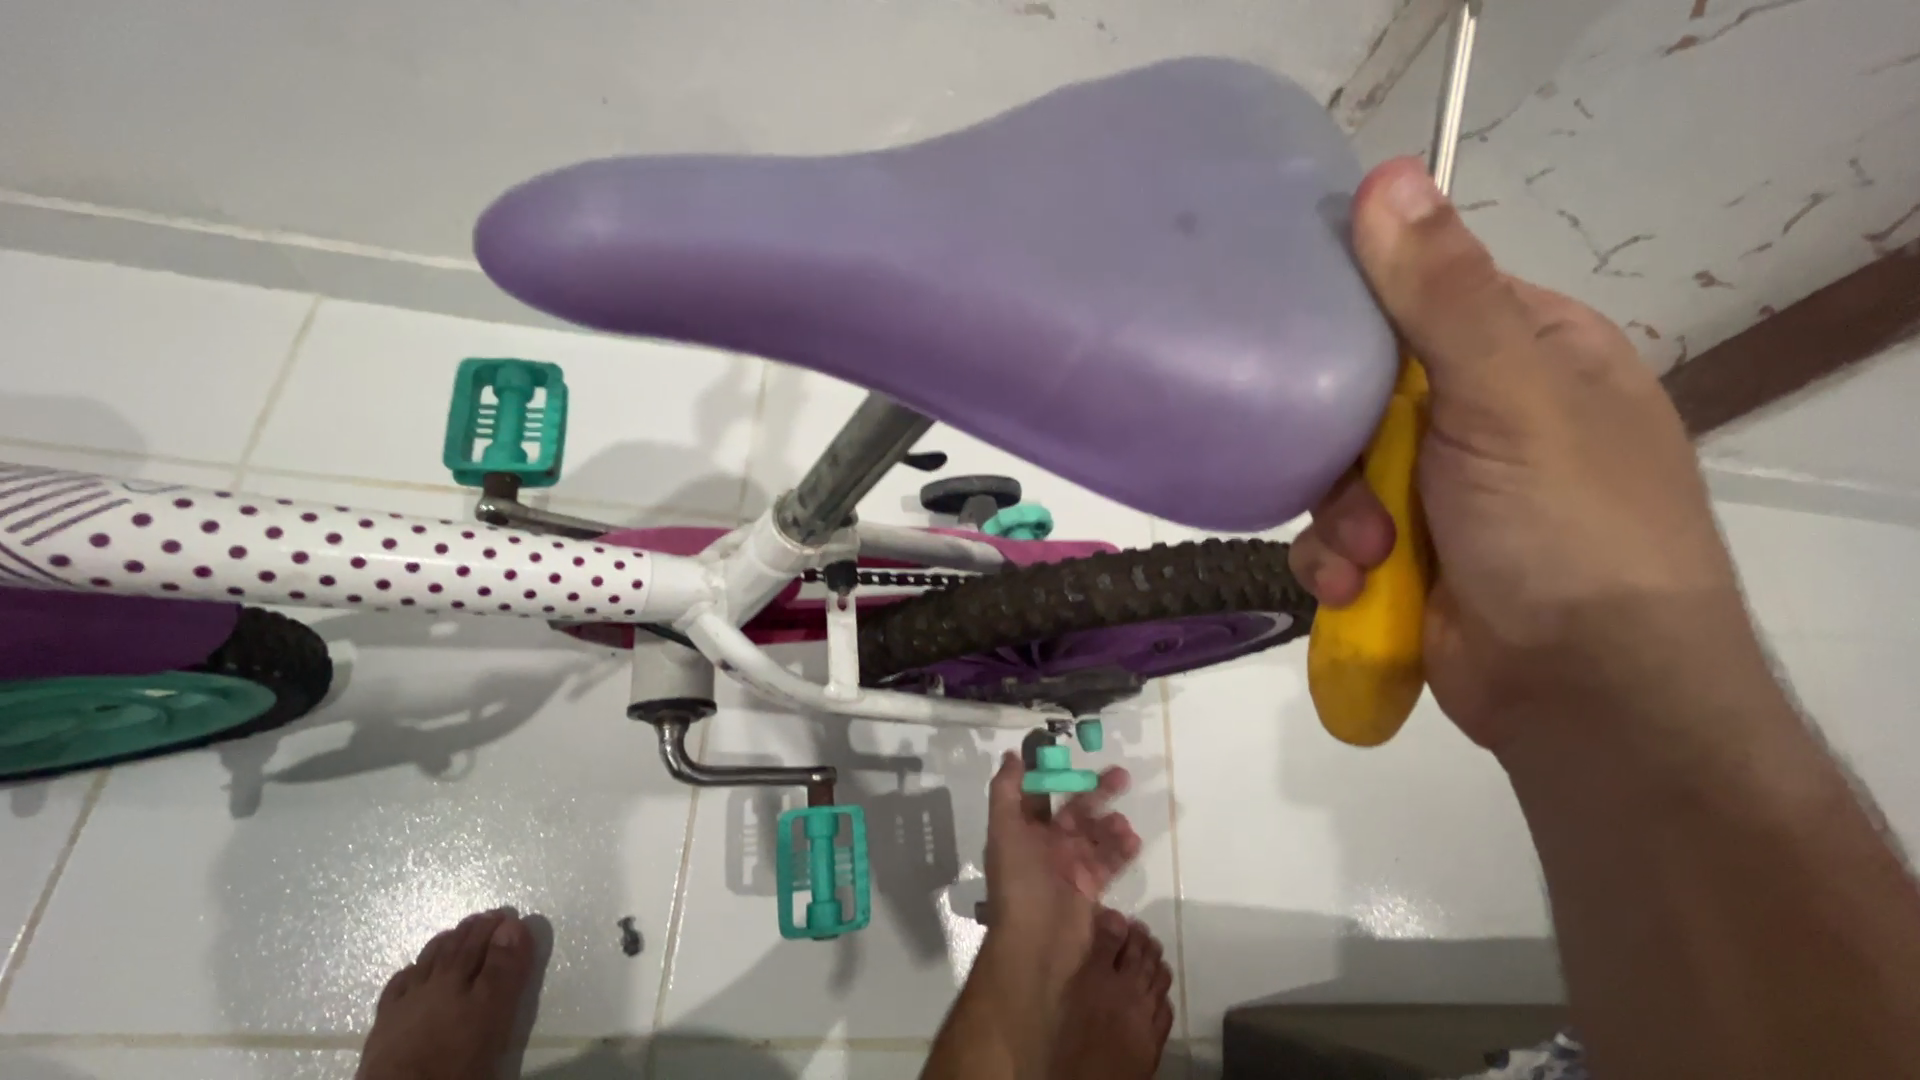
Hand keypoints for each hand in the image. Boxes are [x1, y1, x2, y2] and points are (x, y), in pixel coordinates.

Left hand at [983, 752, 1138, 962]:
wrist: (1036, 944)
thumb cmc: (1018, 883)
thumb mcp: (1004, 831)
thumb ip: (1006, 792)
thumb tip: (1011, 754)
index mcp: (1022, 828)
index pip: (1038, 793)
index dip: (1051, 772)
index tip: (1071, 753)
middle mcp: (1046, 843)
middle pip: (1075, 808)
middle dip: (1096, 792)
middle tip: (1122, 775)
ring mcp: (1069, 864)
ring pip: (1095, 834)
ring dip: (1111, 824)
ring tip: (1122, 824)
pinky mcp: (1089, 885)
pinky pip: (1109, 860)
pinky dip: (1121, 849)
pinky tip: (1133, 840)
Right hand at [1290, 157, 1752, 750]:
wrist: (1582, 691)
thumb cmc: (1565, 527)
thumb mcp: (1510, 396)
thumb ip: (1442, 296)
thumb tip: (1386, 176)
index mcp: (1529, 353)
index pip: (1422, 296)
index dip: (1360, 308)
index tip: (1295, 321)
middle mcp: (1482, 415)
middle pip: (1361, 392)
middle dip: (1343, 446)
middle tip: (1348, 477)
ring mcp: (1439, 492)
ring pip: (1335, 473)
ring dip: (1337, 519)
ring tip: (1363, 556)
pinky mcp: (1402, 557)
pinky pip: (1333, 538)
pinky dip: (1334, 564)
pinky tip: (1350, 588)